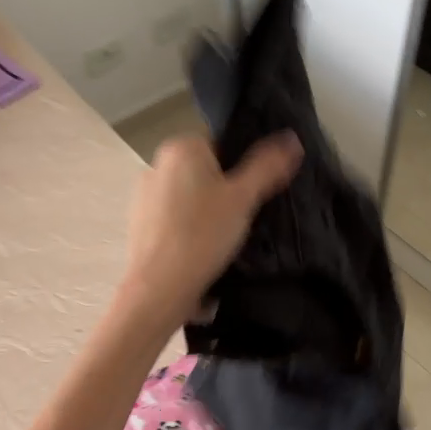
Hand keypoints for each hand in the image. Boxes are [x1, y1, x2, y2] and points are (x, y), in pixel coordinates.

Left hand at [119, 132, 301, 319]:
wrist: (158, 290)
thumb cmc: (202, 237)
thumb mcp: (244, 199)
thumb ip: (268, 167)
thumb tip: (292, 139)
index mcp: (181, 147)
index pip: (222, 144)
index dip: (242, 169)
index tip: (252, 196)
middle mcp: (156, 166)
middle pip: (204, 174)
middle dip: (223, 195)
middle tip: (242, 222)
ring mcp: (143, 199)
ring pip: (188, 202)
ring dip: (205, 218)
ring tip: (222, 245)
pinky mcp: (138, 230)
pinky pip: (173, 225)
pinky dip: (187, 237)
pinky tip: (201, 257)